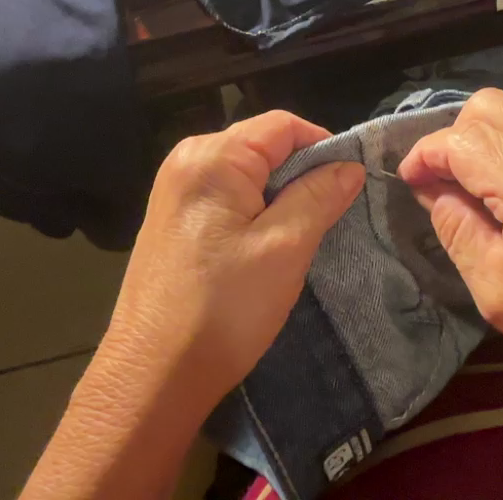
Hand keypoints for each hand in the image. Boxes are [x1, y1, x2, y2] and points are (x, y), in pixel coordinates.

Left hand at [96, 111, 365, 406]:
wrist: (152, 378)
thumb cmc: (224, 308)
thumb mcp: (285, 247)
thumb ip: (319, 196)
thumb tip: (350, 165)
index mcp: (213, 156)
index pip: (283, 125)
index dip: (322, 146)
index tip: (348, 186)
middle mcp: (188, 159)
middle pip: (262, 144)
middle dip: (300, 173)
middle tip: (325, 216)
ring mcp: (174, 190)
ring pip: (246, 173)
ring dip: (278, 195)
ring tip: (297, 235)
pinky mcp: (172, 219)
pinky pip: (226, 195)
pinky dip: (253, 211)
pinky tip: (262, 248)